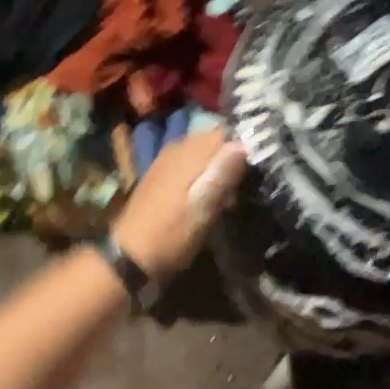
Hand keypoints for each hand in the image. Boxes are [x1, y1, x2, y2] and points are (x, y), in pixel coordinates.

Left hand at [110, 126, 246, 278]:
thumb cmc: (171, 234)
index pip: (226, 133)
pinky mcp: (162, 176)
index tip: (258, 168)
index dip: (246, 146)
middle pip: (215, 141)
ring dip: (219, 170)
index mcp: (189, 153)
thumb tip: (243, 143)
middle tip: (244, 187)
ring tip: (230, 196)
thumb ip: (221, 174)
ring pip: (204, 154)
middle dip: (233, 159)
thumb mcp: (202, 208)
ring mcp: (167, 161)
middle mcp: (178, 148)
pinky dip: (204, 177)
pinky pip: (191, 165)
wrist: (131, 255)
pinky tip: (209, 198)